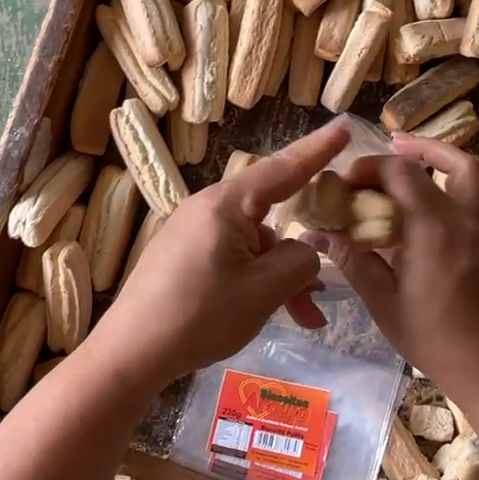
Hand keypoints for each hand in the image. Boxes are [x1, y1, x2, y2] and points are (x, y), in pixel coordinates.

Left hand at [91, 122, 350, 388]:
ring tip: (305, 317)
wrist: (132, 353)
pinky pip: (236, 258)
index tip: (346, 126)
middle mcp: (209, 209)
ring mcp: (194, 233)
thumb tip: (307, 250)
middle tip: (331, 273)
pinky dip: (259, 281)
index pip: (284, 168)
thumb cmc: (200, 315)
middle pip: (272, 216)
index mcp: (227, 205)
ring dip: (283, 277)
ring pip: (256, 245)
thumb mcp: (265, 290)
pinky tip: (272, 312)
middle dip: (303, 250)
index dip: (318, 150)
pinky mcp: (186, 257)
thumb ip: (300, 261)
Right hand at [323, 135, 478, 401]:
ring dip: (441, 154)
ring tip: (414, 148)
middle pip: (431, 166)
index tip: (344, 186)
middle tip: (374, 160)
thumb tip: (321, 232)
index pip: (398, 174)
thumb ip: (354, 259)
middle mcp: (460, 218)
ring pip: (470, 172)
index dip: (368, 169)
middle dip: (399, 155)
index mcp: (430, 230)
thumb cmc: (429, 336)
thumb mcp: (382, 300)